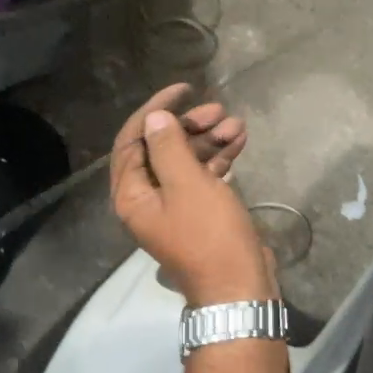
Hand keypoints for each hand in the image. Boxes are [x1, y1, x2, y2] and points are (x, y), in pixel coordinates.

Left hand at [109, 84, 275, 304]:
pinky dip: (219, 158)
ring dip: (210, 139)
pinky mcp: (202, 213)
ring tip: (238, 126)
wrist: (238, 282)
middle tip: (220, 111)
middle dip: (190, 125)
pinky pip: (204, 176)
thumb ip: (169, 148)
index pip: (133, 141)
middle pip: (162, 149)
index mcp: (132, 195)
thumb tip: (155, 118)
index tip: (184, 89)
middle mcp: (148, 199)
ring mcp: (176, 207)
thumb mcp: (188, 185)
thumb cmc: (209, 233)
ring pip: (187, 161)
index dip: (155, 111)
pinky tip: (239, 144)